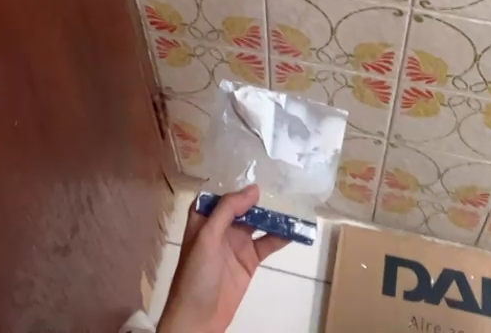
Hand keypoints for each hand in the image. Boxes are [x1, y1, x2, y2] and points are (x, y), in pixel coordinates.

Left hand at [157, 186, 289, 332]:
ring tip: (294, 207)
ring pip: (258, 223)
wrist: (198, 320)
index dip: (240, 184)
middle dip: (261, 199)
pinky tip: (294, 230)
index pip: (224, 193)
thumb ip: (228, 210)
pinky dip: (280, 237)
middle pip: (244, 207)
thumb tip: (254, 189)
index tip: (262, 173)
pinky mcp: (249, 261)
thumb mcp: (207, 236)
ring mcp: (236, 244)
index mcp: (204, 217)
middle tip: (284, 186)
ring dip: (274, 217)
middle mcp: (221, 227)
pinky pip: (266, 244)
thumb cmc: (196, 274)